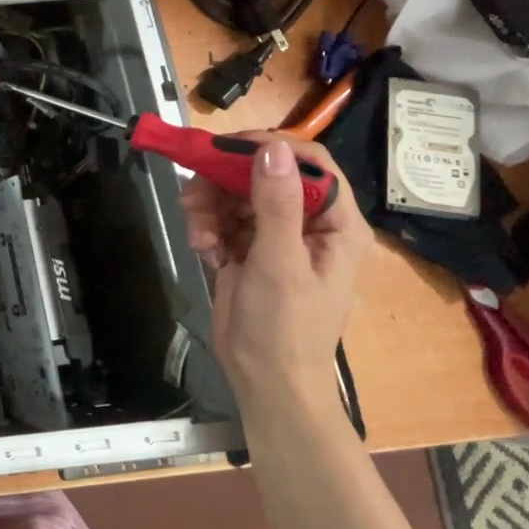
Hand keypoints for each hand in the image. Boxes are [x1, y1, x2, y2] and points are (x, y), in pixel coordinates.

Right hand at [182, 133, 373, 404]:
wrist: (265, 379)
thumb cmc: (284, 325)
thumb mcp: (279, 262)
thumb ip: (276, 204)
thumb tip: (273, 150)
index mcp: (335, 224)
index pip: (310, 164)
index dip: (268, 149)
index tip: (223, 150)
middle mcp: (308, 223)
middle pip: (262, 175)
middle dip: (224, 183)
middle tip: (193, 195)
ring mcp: (275, 236)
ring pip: (235, 195)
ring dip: (208, 209)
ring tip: (199, 236)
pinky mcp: (247, 249)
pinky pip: (221, 219)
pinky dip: (206, 229)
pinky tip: (204, 252)